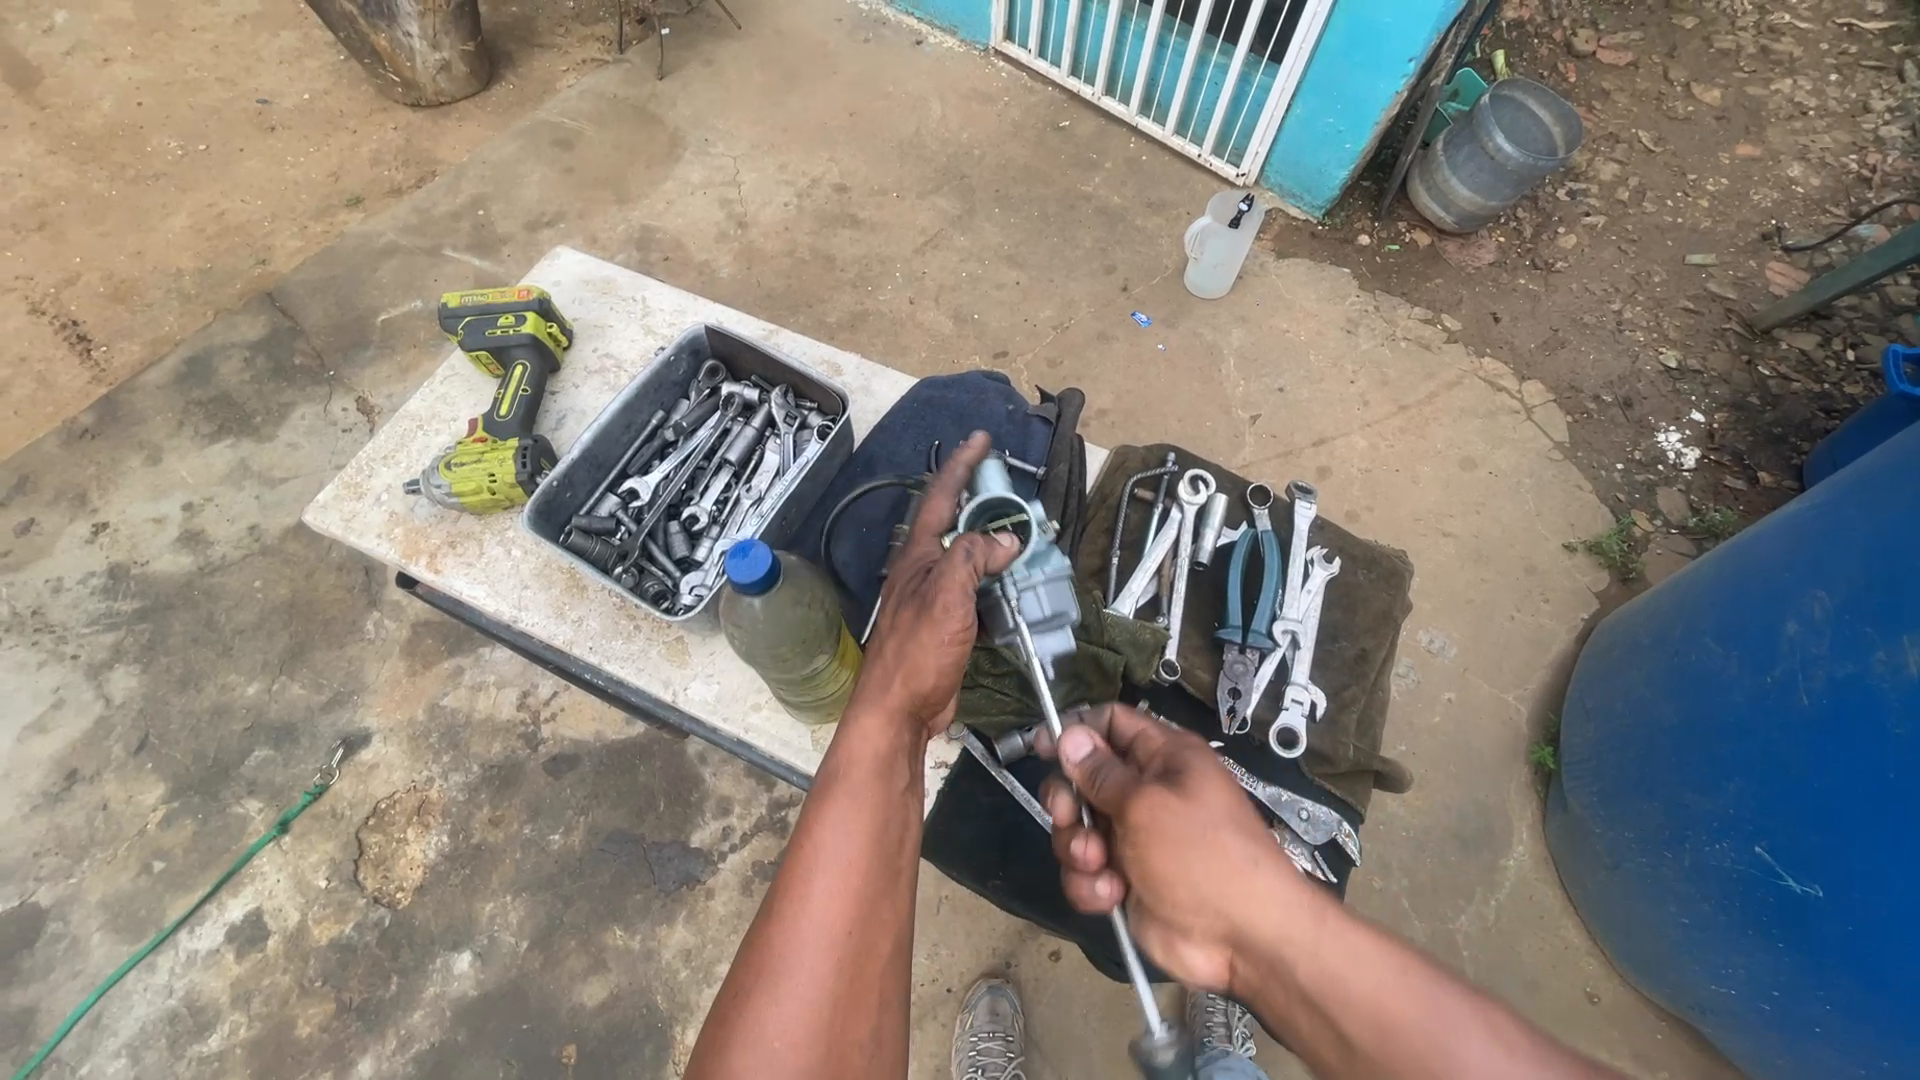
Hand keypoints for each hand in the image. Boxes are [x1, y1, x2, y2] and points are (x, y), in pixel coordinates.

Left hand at [852, 432, 1020, 739]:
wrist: (899, 710)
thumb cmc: (917, 649)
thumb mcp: (946, 593)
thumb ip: (973, 557)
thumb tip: (1007, 540)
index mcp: (918, 555)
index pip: (941, 496)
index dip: (961, 465)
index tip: (982, 439)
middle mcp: (924, 570)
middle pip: (957, 526)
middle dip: (984, 507)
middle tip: (1014, 495)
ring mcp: (935, 600)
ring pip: (971, 562)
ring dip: (996, 551)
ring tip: (1027, 542)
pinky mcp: (948, 627)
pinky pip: (978, 596)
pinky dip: (998, 589)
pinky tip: (1017, 593)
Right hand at [1038, 704, 1304, 991]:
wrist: (1245, 939)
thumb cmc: (1203, 856)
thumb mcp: (1147, 804)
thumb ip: (1101, 772)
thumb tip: (1069, 734)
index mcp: (1163, 757)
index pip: (1110, 723)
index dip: (1076, 730)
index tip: (1043, 745)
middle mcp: (1145, 791)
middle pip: (1082, 777)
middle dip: (1067, 799)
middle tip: (1069, 815)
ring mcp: (1133, 836)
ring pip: (1076, 827)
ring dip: (1077, 847)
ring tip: (1100, 865)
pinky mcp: (1124, 878)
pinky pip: (1085, 870)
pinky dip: (1090, 883)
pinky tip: (1111, 895)